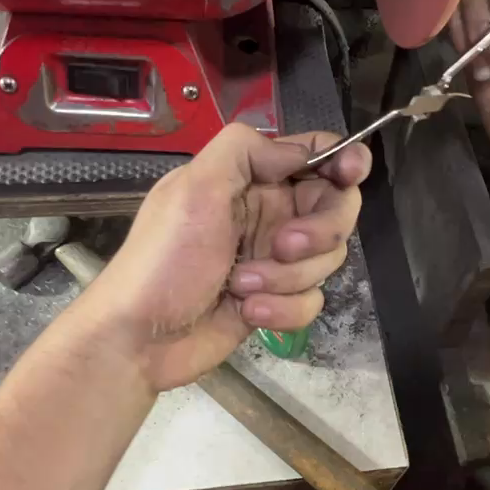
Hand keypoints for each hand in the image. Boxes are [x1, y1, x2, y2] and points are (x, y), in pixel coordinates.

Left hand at [76, 124, 370, 391]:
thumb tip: (299, 151)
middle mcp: (269, 214)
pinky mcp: (276, 302)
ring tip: (240, 286)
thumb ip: (245, 151)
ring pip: (326, 259)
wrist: (139, 338)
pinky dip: (284, 309)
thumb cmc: (164, 259)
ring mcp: (274, 260)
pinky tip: (246, 313)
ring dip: (287, 276)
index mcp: (250, 179)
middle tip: (283, 245)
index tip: (350, 173)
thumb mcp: (194, 188)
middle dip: (318, 231)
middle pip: (335, 209)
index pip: (314, 155)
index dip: (343, 159)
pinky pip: (311, 300)